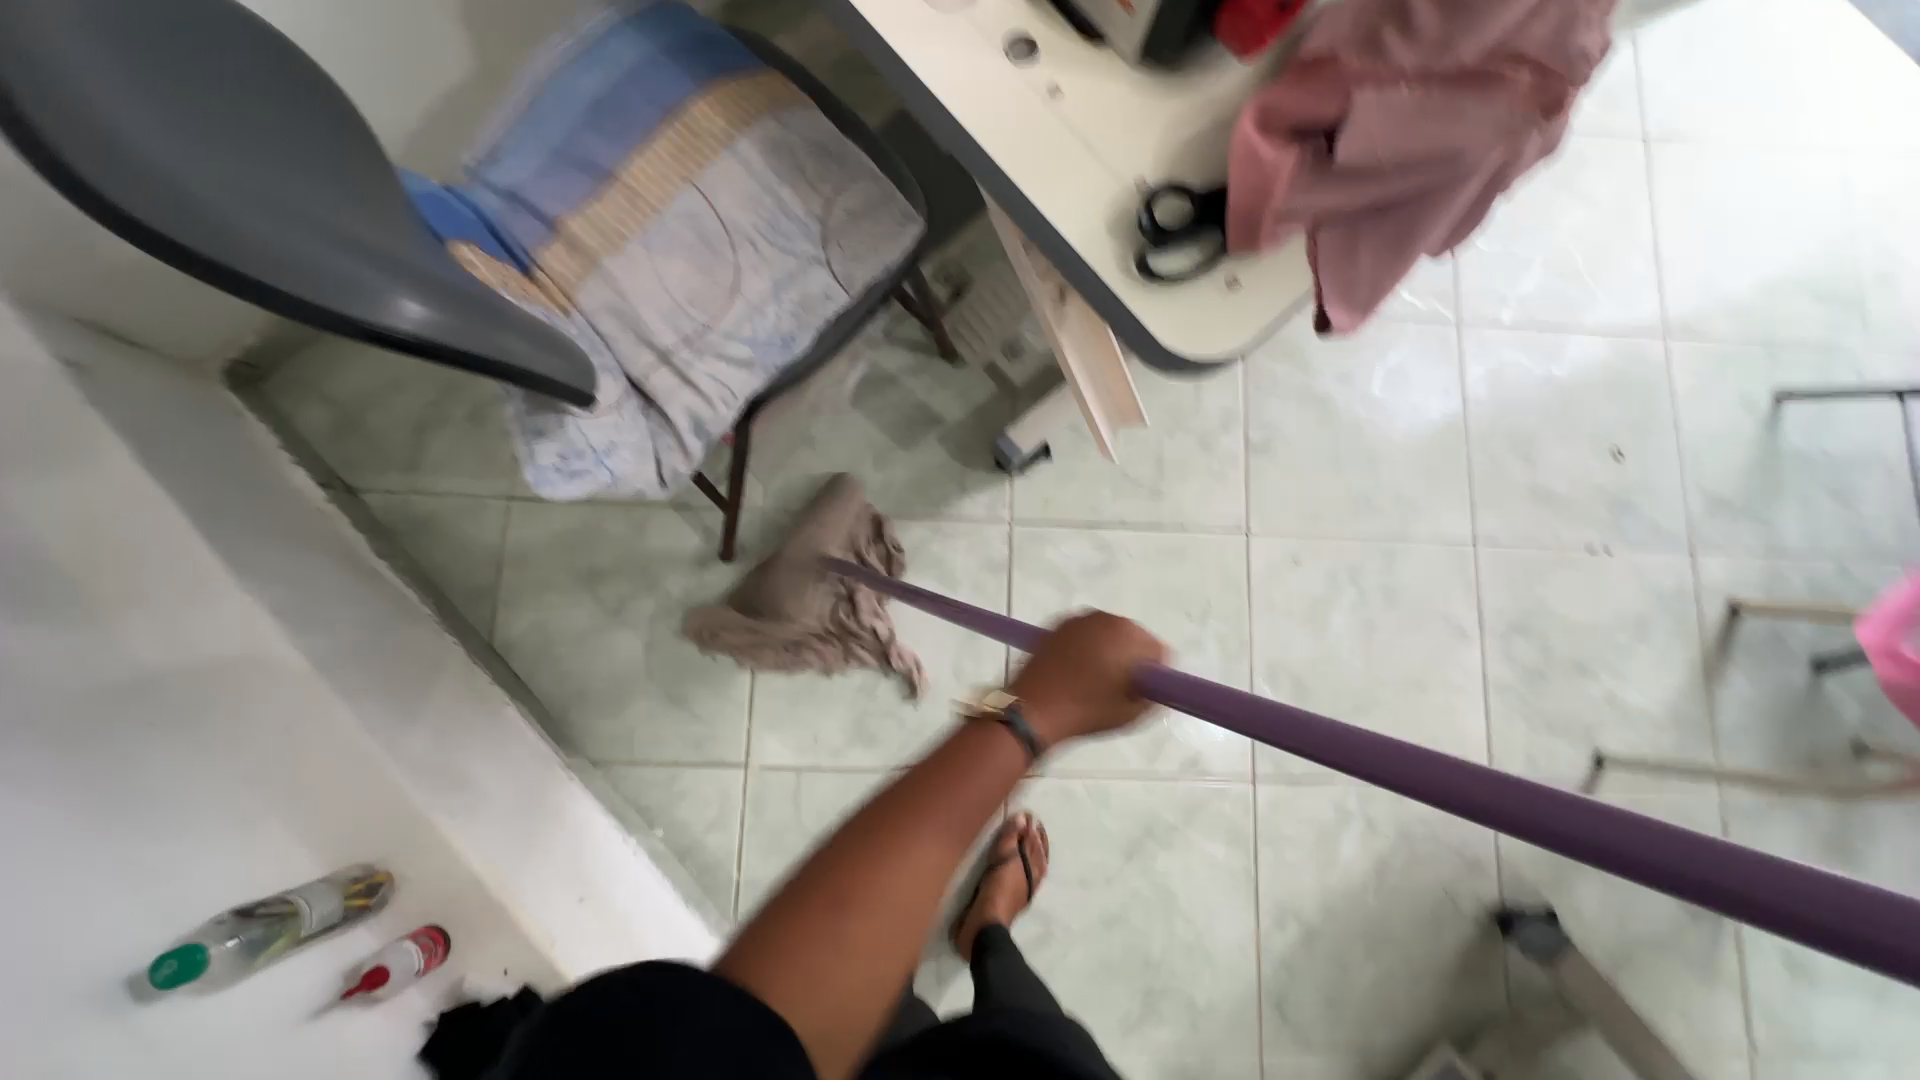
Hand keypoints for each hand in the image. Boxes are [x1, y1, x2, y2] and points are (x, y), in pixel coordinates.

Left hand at [1008, 611, 1166, 746]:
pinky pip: (1084, 636)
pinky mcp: (1055, 626)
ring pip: (1107, 635)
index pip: (1157, 650)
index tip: (1140, 692)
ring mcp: (1077, 619)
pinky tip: (1076, 671)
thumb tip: (1156, 683)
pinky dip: (1085, 648)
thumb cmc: (1087, 710)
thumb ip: (1156, 693)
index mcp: (1127, 633)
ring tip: (1095, 681)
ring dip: (1108, 652)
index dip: (1153, 674)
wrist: (1033, 708)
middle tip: (1118, 688)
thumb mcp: (1133, 712)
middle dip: (1130, 659)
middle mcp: (1104, 617)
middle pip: (1132, 638)